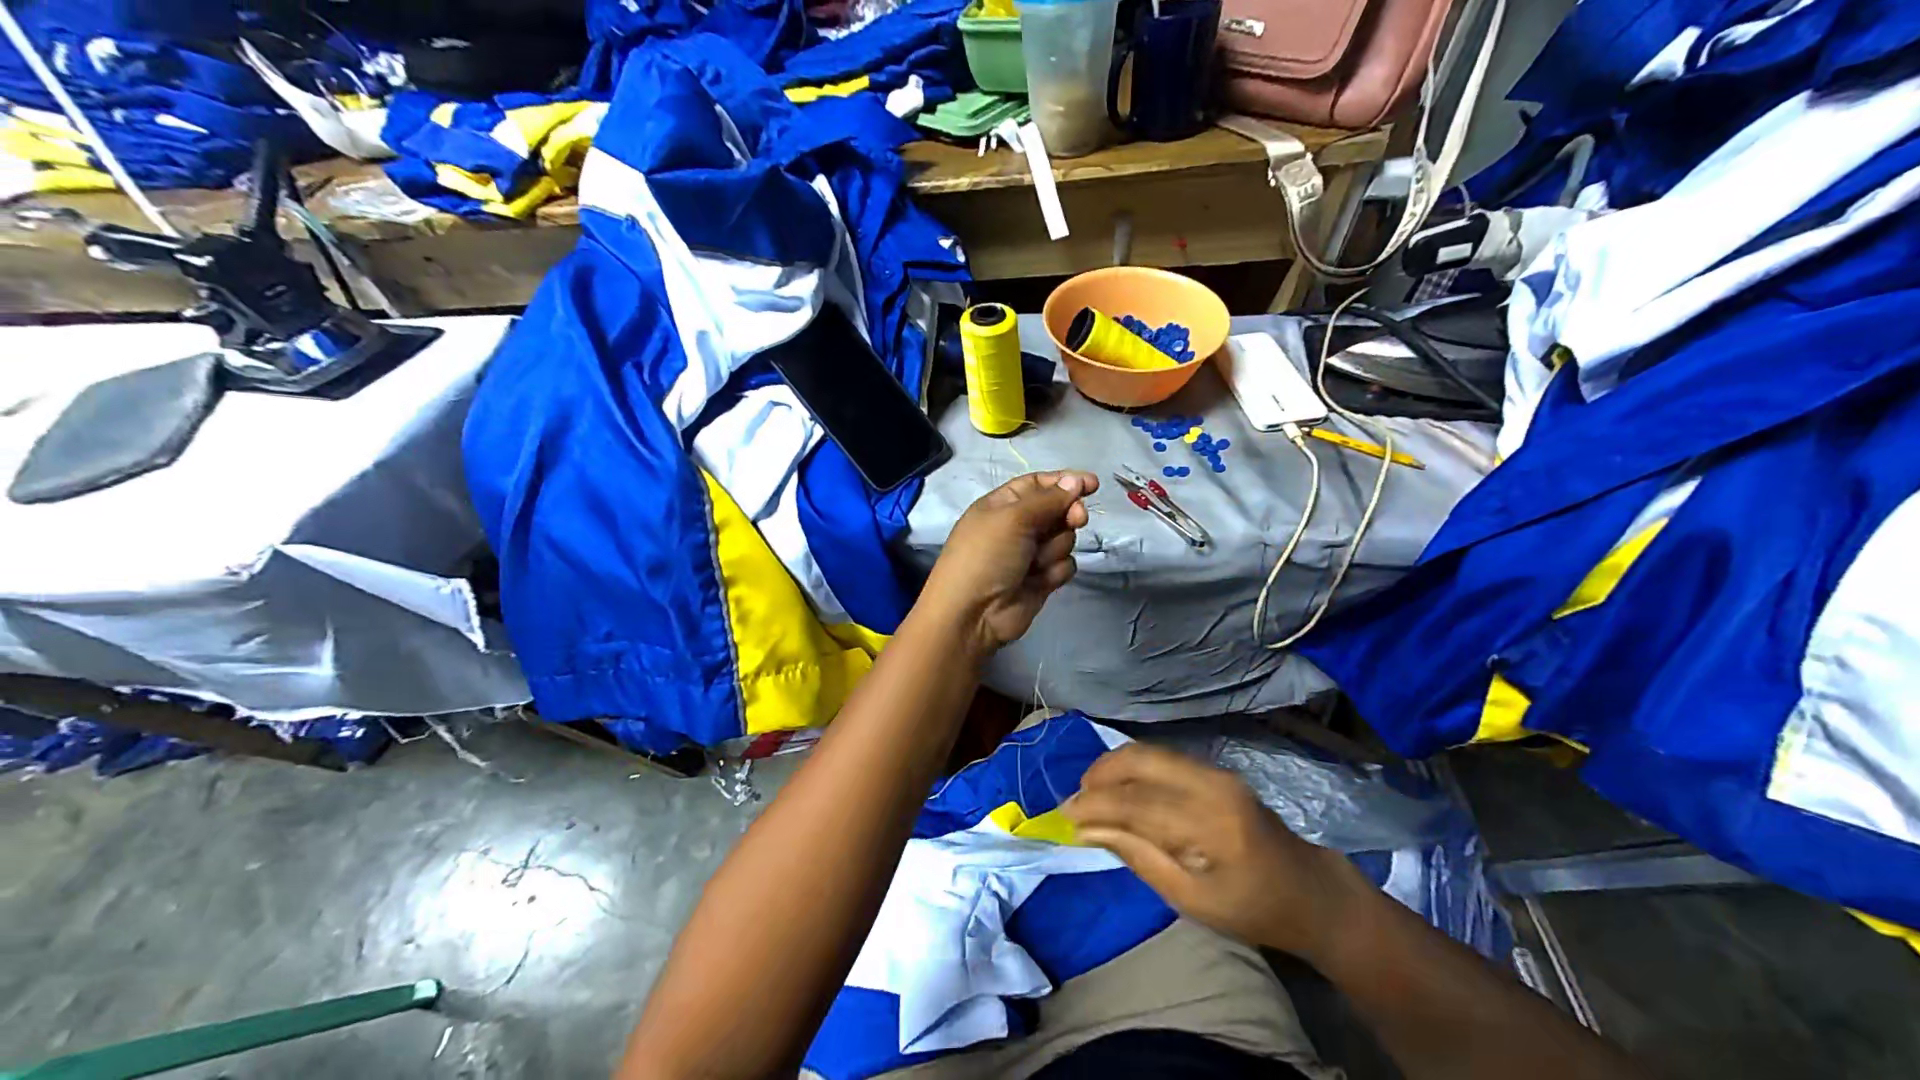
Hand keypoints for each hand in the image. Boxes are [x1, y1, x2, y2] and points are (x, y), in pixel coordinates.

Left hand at [917, 470, 1097, 657]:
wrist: (973, 614)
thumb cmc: (986, 556)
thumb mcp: (1013, 518)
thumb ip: (1048, 498)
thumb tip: (1076, 480)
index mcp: (1003, 504)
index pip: (1039, 484)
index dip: (1065, 482)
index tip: (1092, 484)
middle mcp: (1018, 526)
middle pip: (1058, 509)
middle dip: (1069, 513)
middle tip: (1076, 519)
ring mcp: (1030, 554)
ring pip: (1065, 538)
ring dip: (1055, 548)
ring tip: (1035, 563)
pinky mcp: (1042, 579)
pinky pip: (1065, 565)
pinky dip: (1055, 571)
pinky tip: (1040, 581)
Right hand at [1063, 743, 1370, 960]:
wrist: (1312, 892)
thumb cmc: (1253, 909)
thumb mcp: (1191, 899)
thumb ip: (1138, 857)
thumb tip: (1087, 830)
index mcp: (1210, 823)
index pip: (1137, 802)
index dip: (1095, 805)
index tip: (1065, 816)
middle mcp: (1212, 785)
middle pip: (1141, 761)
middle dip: (1100, 774)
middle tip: (1076, 800)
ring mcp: (1216, 773)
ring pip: (1150, 753)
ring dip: (1114, 769)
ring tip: (1092, 795)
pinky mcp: (1216, 772)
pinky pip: (1163, 760)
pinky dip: (1134, 770)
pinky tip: (1121, 790)